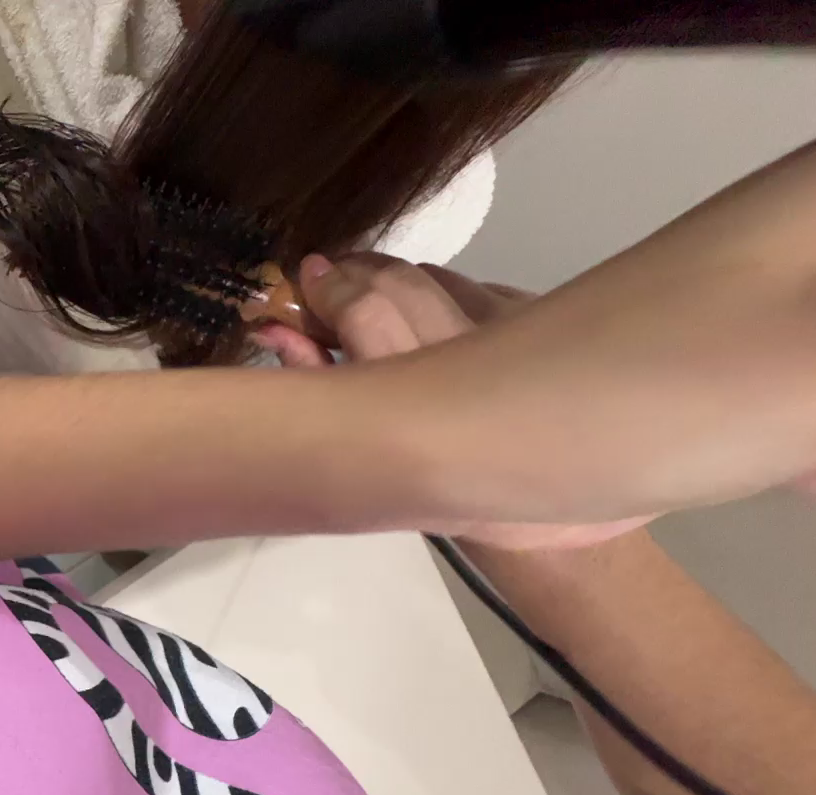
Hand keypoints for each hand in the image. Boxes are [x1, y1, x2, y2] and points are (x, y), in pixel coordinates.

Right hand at [251, 253, 654, 549]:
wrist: (535, 503)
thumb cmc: (426, 485)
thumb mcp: (352, 446)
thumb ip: (308, 378)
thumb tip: (273, 331)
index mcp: (409, 385)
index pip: (363, 310)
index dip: (328, 287)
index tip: (304, 277)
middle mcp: (464, 351)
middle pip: (400, 283)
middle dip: (356, 270)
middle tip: (327, 275)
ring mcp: (512, 331)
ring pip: (439, 277)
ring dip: (396, 277)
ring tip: (368, 289)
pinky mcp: (542, 322)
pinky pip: (479, 284)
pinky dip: (442, 287)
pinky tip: (427, 309)